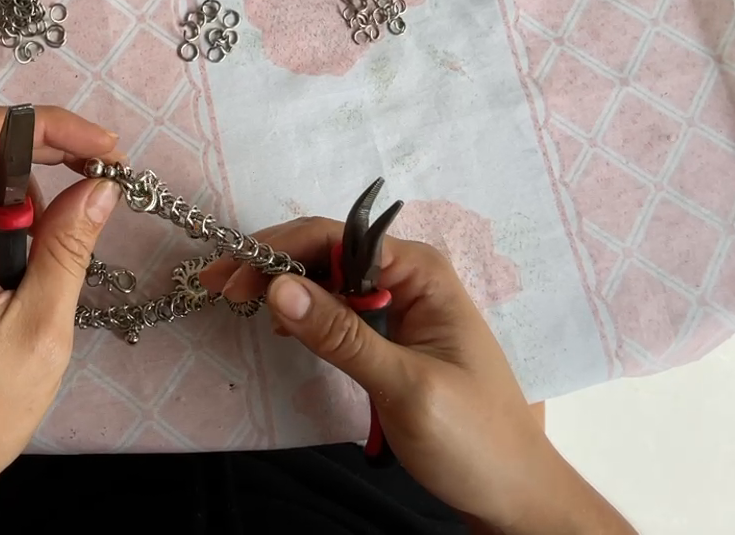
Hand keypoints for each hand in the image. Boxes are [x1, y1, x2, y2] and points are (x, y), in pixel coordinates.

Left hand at [0, 106, 121, 534]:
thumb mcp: (37, 331)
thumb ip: (67, 247)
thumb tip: (101, 185)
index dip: (49, 127)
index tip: (105, 150)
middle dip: (46, 152)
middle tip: (103, 175)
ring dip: (26, 186)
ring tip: (65, 229)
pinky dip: (2, 210)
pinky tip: (29, 245)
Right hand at [201, 221, 632, 534]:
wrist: (516, 497)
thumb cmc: (476, 440)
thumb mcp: (406, 387)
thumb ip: (341, 335)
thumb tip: (276, 285)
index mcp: (419, 270)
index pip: (333, 238)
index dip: (277, 250)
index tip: (231, 276)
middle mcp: (405, 273)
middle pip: (323, 250)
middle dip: (269, 262)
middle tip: (218, 284)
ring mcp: (396, 299)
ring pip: (324, 274)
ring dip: (279, 283)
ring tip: (236, 297)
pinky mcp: (386, 328)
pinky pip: (334, 303)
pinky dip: (299, 308)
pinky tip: (278, 321)